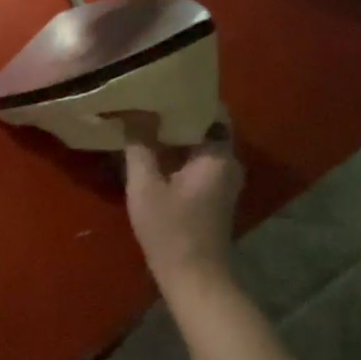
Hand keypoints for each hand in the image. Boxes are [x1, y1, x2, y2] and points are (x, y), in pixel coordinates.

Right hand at [114, 111, 242, 294]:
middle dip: (176, 112)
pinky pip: (197, 159)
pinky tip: (150, 149)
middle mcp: (228, 162)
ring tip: (142, 120)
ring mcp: (223, 179)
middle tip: (144, 99)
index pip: (210, 110)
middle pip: (205, 125)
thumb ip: (139, 147)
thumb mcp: (145, 185)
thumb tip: (132, 113)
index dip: (186, 95)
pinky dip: (177, 150)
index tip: (159, 85)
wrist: (193, 274)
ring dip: (174, 132)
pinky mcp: (213, 192)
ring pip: (200, 143)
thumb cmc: (170, 229)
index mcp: (218, 155)